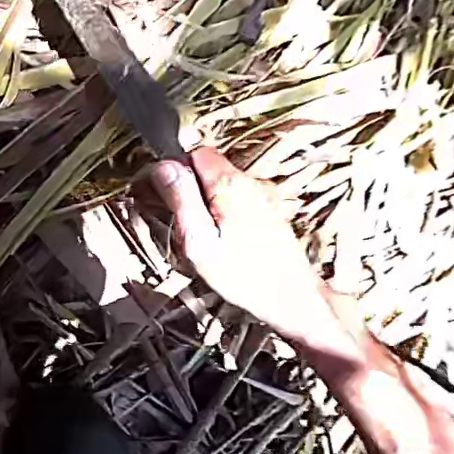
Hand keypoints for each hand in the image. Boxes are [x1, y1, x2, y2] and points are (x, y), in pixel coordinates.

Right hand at [143, 147, 347, 351]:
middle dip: (186, 185)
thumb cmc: (242, 275)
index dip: (173, 169)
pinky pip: (234, 197)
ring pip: (220, 182)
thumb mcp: (198, 240)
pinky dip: (219, 208)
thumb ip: (181, 200)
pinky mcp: (268, 210)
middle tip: (173, 217)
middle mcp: (250, 183)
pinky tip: (217, 236)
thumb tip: (163, 167)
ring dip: (202, 199)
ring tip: (195, 231)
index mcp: (230, 185)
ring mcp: (263, 195)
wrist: (292, 300)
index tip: (160, 193)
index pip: (194, 153)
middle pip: (208, 166)